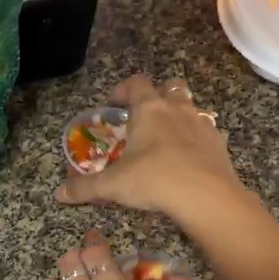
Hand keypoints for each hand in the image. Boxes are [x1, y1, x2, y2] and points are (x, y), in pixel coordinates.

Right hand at [56, 75, 245, 219]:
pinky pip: (205, 131)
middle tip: (144, 116)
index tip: (113, 103)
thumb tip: (59, 194)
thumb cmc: (153, 180)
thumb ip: (84, 188)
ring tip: (165, 138)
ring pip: (191, 106)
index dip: (122, 89)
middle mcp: (177, 109)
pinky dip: (195, 138)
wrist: (206, 196)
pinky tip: (186, 158)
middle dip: (158, 96)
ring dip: (178, 115)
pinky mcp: (218, 142)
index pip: (136, 84)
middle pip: (170, 87)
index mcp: (149, 110)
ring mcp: (202, 123)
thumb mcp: (111, 186)